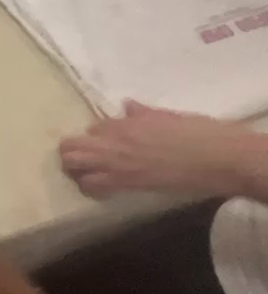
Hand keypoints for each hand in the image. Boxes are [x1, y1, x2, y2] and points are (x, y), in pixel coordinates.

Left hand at [58, 101, 264, 199]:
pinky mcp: (120, 182)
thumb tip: (127, 105)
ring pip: (71, 164)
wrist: (223, 159)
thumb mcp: (174, 117)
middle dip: (72, 149)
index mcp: (126, 123)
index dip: (98, 135)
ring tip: (87, 170)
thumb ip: (145, 113)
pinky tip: (101, 188)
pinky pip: (90, 186)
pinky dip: (90, 187)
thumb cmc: (206, 134)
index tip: (107, 140)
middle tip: (85, 155)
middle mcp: (111, 141)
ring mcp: (112, 162)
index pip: (94, 127)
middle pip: (69, 145)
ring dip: (74, 167)